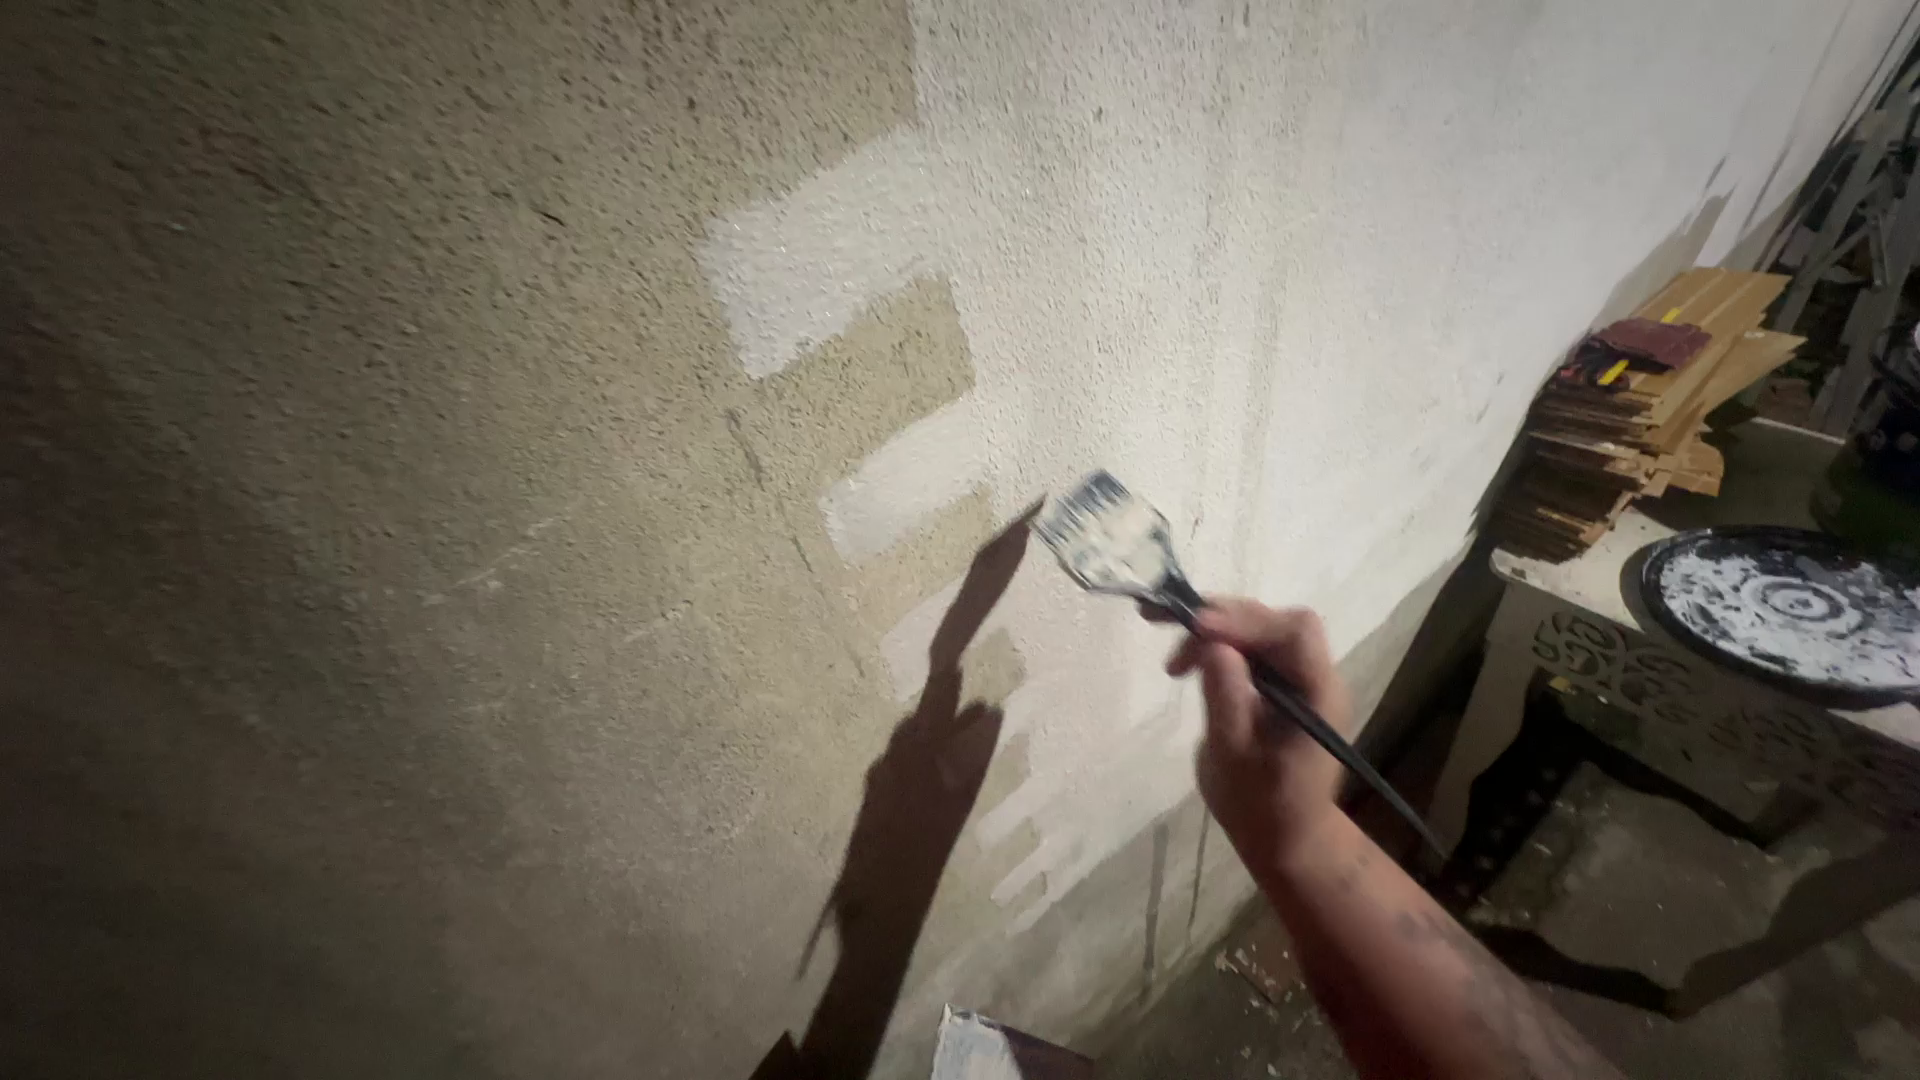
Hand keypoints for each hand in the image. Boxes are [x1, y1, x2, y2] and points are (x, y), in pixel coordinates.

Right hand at [1165, 597, 1352, 860]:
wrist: (1283, 836)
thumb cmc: (1260, 803)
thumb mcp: (1233, 753)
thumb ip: (1225, 695)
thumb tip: (1210, 643)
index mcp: (1319, 694)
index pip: (1293, 633)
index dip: (1244, 620)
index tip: (1196, 627)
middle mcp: (1314, 676)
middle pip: (1271, 621)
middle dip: (1217, 616)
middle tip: (1163, 621)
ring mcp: (1296, 678)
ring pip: (1254, 628)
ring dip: (1210, 629)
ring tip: (1173, 659)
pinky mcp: (1276, 683)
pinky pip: (1247, 646)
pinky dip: (1213, 644)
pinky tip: (1186, 662)